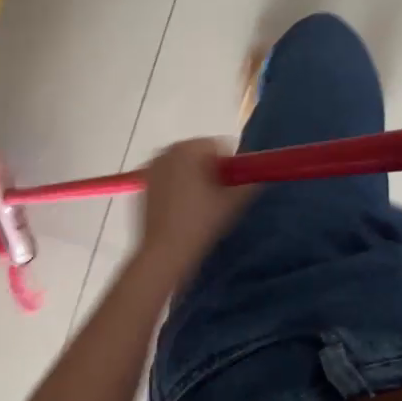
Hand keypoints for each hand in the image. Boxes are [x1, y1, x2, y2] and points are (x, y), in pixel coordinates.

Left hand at [133, 139, 253, 282]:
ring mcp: (151, 166)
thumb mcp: (233, 202)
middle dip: (210, 170)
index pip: (219, 146)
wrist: (163, 254)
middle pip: (199, 153)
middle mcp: (167, 150)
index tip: (231, 188)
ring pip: (183, 165)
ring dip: (194, 177)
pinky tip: (181, 210)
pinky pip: (168, 177)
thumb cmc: (200, 224)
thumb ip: (250, 181)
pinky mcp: (142, 184)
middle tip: (217, 198)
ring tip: (199, 205)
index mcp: (188, 148)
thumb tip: (259, 174)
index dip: (229, 166)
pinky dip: (176, 186)